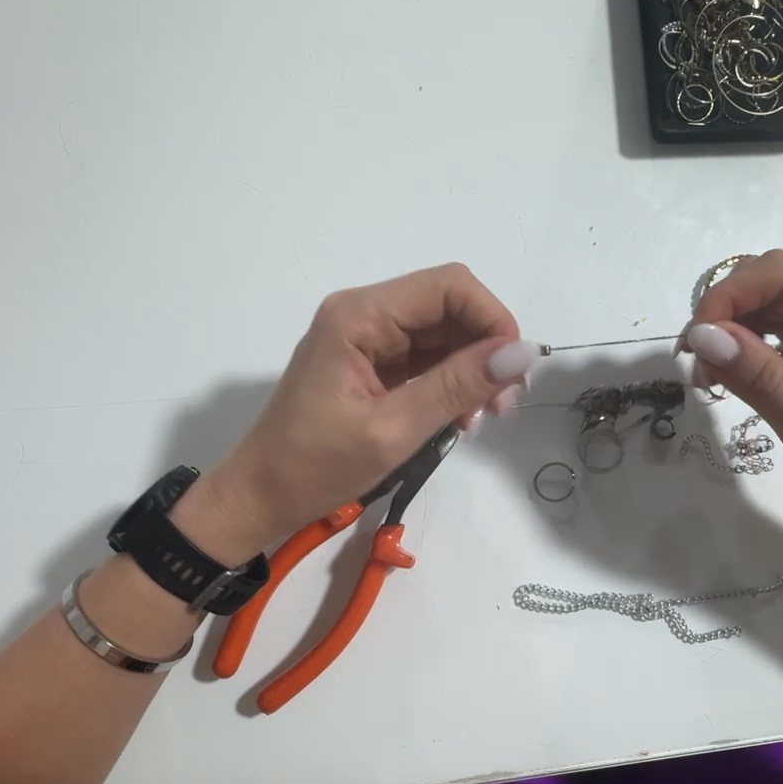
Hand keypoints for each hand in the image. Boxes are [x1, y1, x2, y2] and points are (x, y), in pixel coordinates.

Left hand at [171, 264, 532, 563]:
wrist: (261, 496)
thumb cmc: (315, 467)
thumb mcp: (392, 430)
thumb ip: (457, 386)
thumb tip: (522, 353)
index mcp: (360, 316)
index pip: (449, 287)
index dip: (493, 320)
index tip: (513, 374)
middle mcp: (365, 314)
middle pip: (449, 306)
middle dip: (486, 348)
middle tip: (502, 405)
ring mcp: (367, 338)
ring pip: (442, 333)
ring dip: (472, 369)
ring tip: (480, 418)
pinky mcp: (371, 364)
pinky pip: (426, 358)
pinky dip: (451, 382)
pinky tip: (459, 418)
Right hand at [680, 250, 782, 546]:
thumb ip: (761, 380)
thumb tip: (702, 336)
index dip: (729, 295)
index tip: (694, 344)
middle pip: (771, 282)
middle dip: (723, 313)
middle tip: (694, 366)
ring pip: (766, 305)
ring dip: (726, 331)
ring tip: (706, 379)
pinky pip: (771, 333)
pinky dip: (739, 349)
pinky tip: (725, 379)